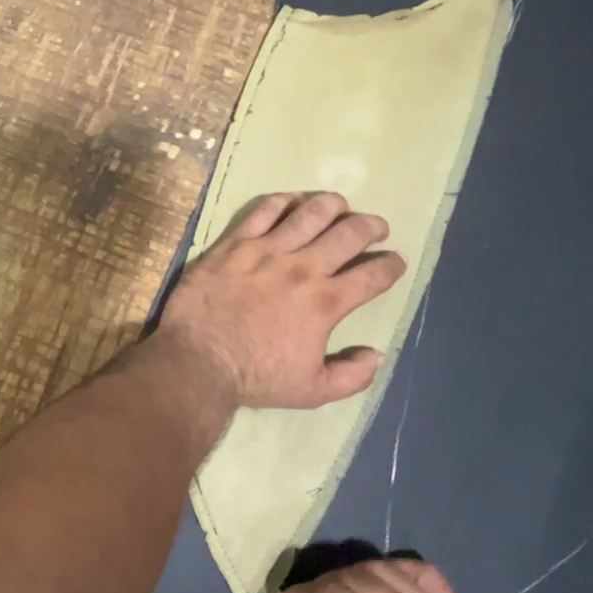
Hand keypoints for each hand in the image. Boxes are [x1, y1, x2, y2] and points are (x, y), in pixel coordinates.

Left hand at [155, 192, 405, 409]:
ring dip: (333, 205)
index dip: (391, 265)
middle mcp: (303, 268)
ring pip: (311, 212)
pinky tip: (293, 201)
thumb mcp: (312, 391)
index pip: (373, 275)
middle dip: (371, 227)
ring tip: (340, 206)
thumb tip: (377, 355)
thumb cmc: (254, 378)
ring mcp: (267, 251)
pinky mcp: (235, 242)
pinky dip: (284, 201)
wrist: (197, 361)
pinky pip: (264, 209)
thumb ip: (352, 376)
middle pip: (349, 233)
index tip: (395, 262)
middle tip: (376, 229)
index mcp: (326, 303)